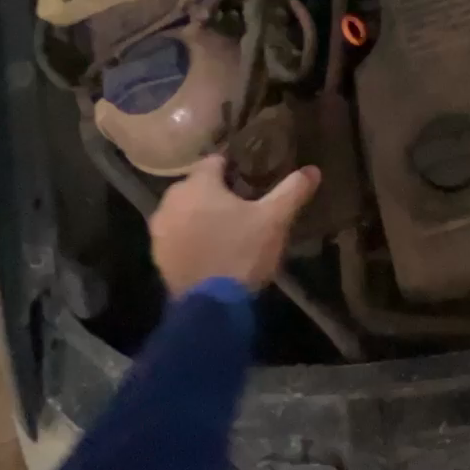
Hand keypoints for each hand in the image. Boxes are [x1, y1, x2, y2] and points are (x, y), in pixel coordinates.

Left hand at [148, 154, 321, 295]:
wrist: (210, 308)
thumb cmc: (242, 252)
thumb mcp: (276, 219)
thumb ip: (293, 190)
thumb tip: (312, 170)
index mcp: (197, 186)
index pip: (214, 161)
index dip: (235, 165)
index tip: (252, 175)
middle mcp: (170, 203)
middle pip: (196, 185)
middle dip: (216, 189)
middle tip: (244, 201)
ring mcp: (159, 232)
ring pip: (184, 210)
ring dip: (201, 213)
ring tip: (229, 225)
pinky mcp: (157, 257)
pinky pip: (177, 234)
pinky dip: (191, 235)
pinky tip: (213, 246)